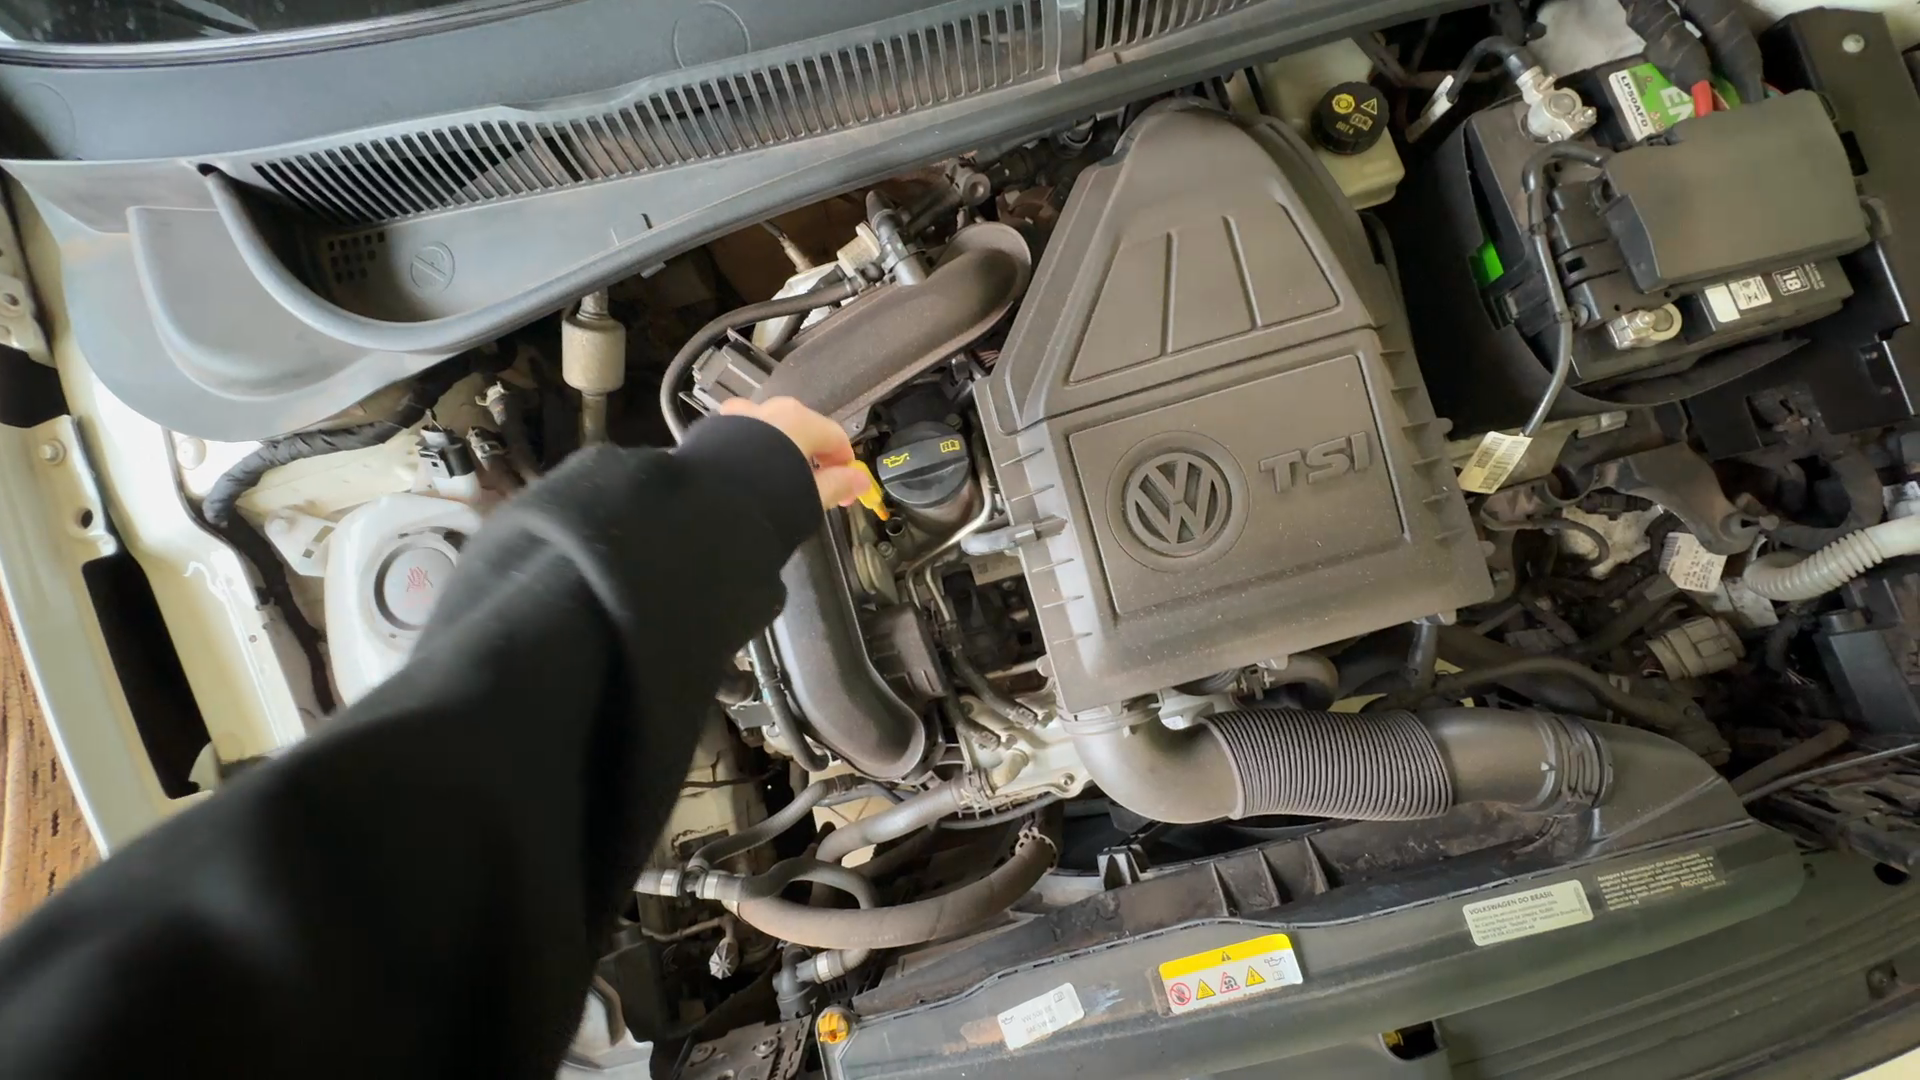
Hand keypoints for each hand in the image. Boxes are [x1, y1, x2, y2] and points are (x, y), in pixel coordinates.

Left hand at [720, 397, 871, 508]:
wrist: (710, 505)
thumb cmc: (770, 497)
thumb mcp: (814, 495)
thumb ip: (840, 484)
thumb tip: (860, 480)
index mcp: (801, 419)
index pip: (836, 437)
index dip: (846, 464)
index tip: (846, 488)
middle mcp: (770, 409)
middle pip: (803, 429)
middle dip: (813, 456)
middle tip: (816, 487)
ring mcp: (739, 416)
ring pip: (770, 429)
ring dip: (781, 450)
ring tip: (780, 482)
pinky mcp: (715, 431)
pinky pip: (743, 436)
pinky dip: (754, 452)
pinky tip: (752, 477)